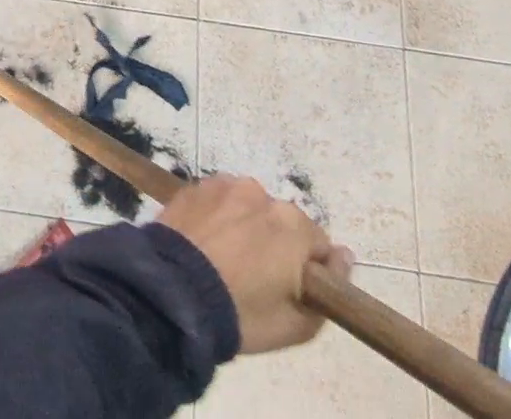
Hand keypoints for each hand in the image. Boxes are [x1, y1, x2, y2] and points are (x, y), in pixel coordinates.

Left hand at [155, 174, 353, 353]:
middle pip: (280, 222)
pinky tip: (202, 242)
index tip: (289, 288)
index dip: (307, 269)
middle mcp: (260, 194)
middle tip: (252, 275)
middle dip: (274, 243)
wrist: (169, 293)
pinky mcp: (190, 188)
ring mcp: (221, 186)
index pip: (317, 245)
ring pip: (246, 208)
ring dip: (243, 225)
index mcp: (294, 224)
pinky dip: (214, 216)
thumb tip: (341, 257)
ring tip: (223, 257)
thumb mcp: (299, 324)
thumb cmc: (241, 312)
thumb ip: (331, 289)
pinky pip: (215, 202)